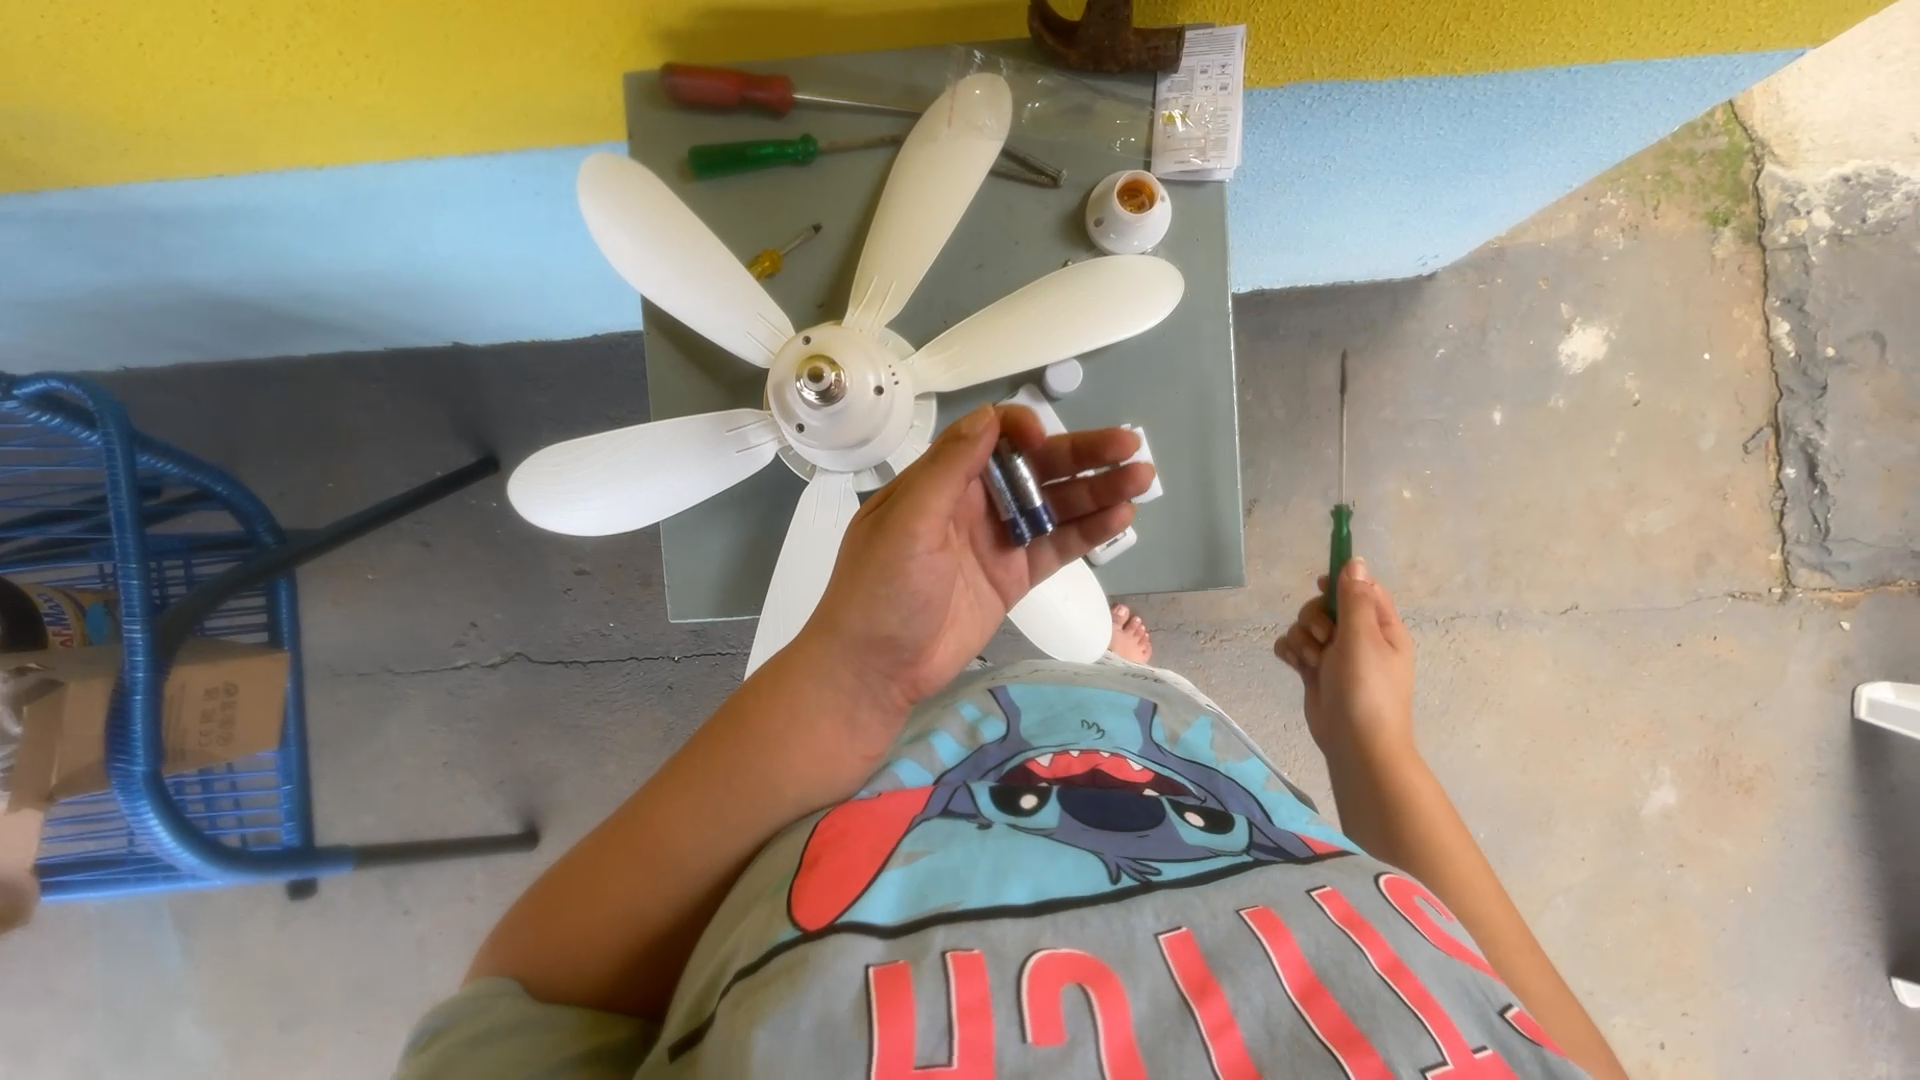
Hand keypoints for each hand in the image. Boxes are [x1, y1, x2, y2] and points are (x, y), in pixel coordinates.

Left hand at [795, 404, 1153, 717]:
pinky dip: (1088, 532)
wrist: (874, 669)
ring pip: (1054, 506)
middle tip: (1130, 447)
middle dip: (1081, 455)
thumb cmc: (880, 590)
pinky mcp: (1013, 578)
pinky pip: (1056, 547)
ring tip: (1142, 479)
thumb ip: (948, 469)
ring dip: (1097, 491)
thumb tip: (989, 417)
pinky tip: (1120, 518)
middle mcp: (973, 503)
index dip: (1024, 431)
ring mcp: (996, 541)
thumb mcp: (906, 522)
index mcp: (940, 481)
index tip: (1044, 441)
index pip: (992, 437)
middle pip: (1035, 468)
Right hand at [1273, 559, 1417, 762]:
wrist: (1356, 744)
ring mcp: (1336, 656)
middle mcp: (1359, 638)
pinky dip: (1291, 653)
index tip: (1321, 584)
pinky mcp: (1315, 673)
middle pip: (1326, 606)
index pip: (1362, 589)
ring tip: (1311, 661)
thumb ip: (1354, 599)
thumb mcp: (1363, 638)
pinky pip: (1294, 648)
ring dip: (1301, 638)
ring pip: (1306, 627)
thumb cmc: (1366, 689)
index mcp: (1382, 628)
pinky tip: (1295, 666)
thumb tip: (1355, 561)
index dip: (1341, 583)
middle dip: (1314, 617)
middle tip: (1323, 638)